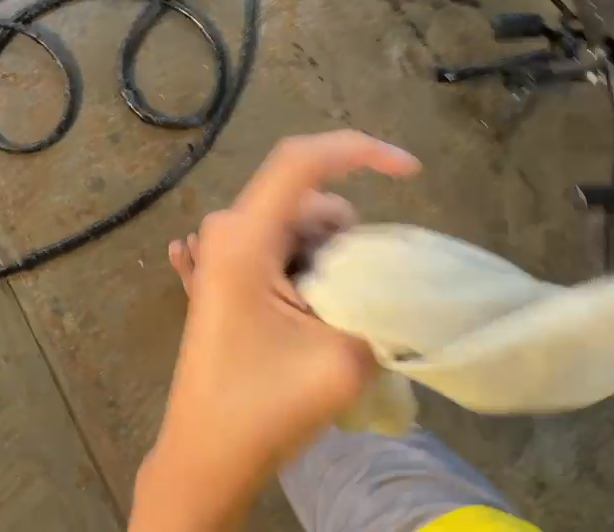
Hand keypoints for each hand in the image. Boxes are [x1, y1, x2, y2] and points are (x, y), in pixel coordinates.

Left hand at [129, 131, 419, 531]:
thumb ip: (381, 306)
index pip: (303, 160)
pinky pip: (287, 248)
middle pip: (310, 200)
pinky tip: (307, 319)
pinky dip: (313, 271)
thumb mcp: (341, 359)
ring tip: (327, 323)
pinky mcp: (229, 273)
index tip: (410, 172)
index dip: (361, 150)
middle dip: (350, 238)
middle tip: (356, 303)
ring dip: (332, 262)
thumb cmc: (261, 411)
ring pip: (302, 226)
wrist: (202, 461)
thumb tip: (398, 277)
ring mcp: (225, 250)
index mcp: (244, 236)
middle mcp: (229, 229)